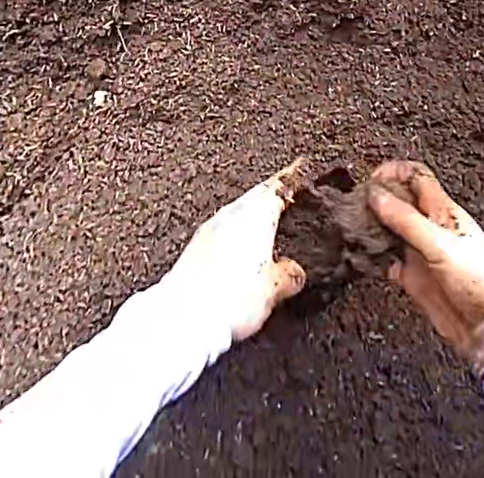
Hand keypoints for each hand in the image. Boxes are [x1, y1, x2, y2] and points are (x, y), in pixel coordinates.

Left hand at [162, 158, 310, 341]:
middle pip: (257, 194)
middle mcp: (232, 214)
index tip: (300, 166)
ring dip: (252, 209)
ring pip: (238, 209)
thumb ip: (289, 275)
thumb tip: (294, 272)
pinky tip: (237, 244)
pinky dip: (236, 228)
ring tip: (264, 216)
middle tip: (285, 187)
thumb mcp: (273, 289)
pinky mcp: (196, 246)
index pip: (280, 185)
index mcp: (256, 214)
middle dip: (272, 190)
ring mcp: (211, 228)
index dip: (292, 176)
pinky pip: (223, 227)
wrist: (183, 317)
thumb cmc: (229, 298)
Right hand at [367, 160, 483, 364]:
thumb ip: (407, 220)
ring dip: (373, 228)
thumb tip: (377, 195)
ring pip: (391, 230)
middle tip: (357, 206)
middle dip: (378, 199)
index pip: (416, 177)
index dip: (394, 172)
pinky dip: (375, 258)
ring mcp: (421, 252)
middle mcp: (430, 227)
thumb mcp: (441, 244)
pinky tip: (366, 259)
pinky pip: (389, 260)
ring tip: (355, 230)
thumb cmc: (481, 281)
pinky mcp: (415, 277)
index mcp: (443, 210)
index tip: (372, 180)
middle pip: (399, 201)